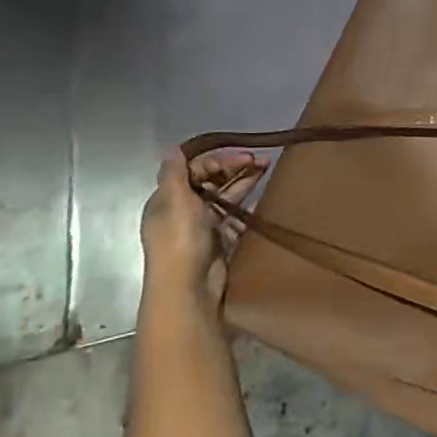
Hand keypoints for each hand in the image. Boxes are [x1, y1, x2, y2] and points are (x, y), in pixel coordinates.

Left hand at [140, 149, 264, 305]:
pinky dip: (249, 203)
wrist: (189, 288)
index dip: (218, 160)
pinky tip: (264, 195)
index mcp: (168, 199)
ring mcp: (204, 225)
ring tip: (268, 168)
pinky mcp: (221, 240)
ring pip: (226, 195)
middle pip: (212, 180)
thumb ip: (175, 173)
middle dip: (235, 167)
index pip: (195, 169)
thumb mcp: (174, 201)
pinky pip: (236, 215)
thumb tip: (173, 148)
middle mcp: (184, 210)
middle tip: (261, 160)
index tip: (243, 157)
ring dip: (245, 180)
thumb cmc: (179, 240)